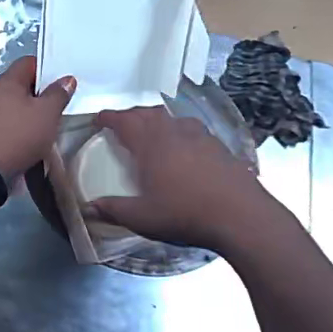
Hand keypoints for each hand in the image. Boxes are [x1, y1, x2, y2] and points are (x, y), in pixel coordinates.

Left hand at [0, 56, 74, 177]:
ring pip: (19, 104)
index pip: (28, 62)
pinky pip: (13, 121)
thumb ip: (59, 93)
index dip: (48, 67)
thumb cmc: (19, 135)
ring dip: (36, 111)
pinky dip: (26, 125)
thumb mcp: (47, 113)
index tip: (65, 80)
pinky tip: (39, 135)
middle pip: (24, 84)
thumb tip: (66, 79)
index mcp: (7, 82)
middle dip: (45, 92)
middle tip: (65, 101)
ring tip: (56, 119)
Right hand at [89, 106, 291, 250]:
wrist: (243, 218)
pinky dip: (181, 133)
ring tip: (152, 132)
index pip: (125, 121)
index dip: (109, 118)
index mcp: (151, 145)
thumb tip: (89, 208)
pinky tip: (185, 149)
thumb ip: (113, 210)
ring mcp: (202, 138)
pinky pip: (194, 131)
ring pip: (174, 119)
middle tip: (122, 125)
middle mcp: (176, 134)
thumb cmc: (186, 214)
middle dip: (132, 116)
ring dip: (158, 121)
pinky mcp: (222, 149)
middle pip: (149, 114)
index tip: (98, 119)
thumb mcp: (142, 218)